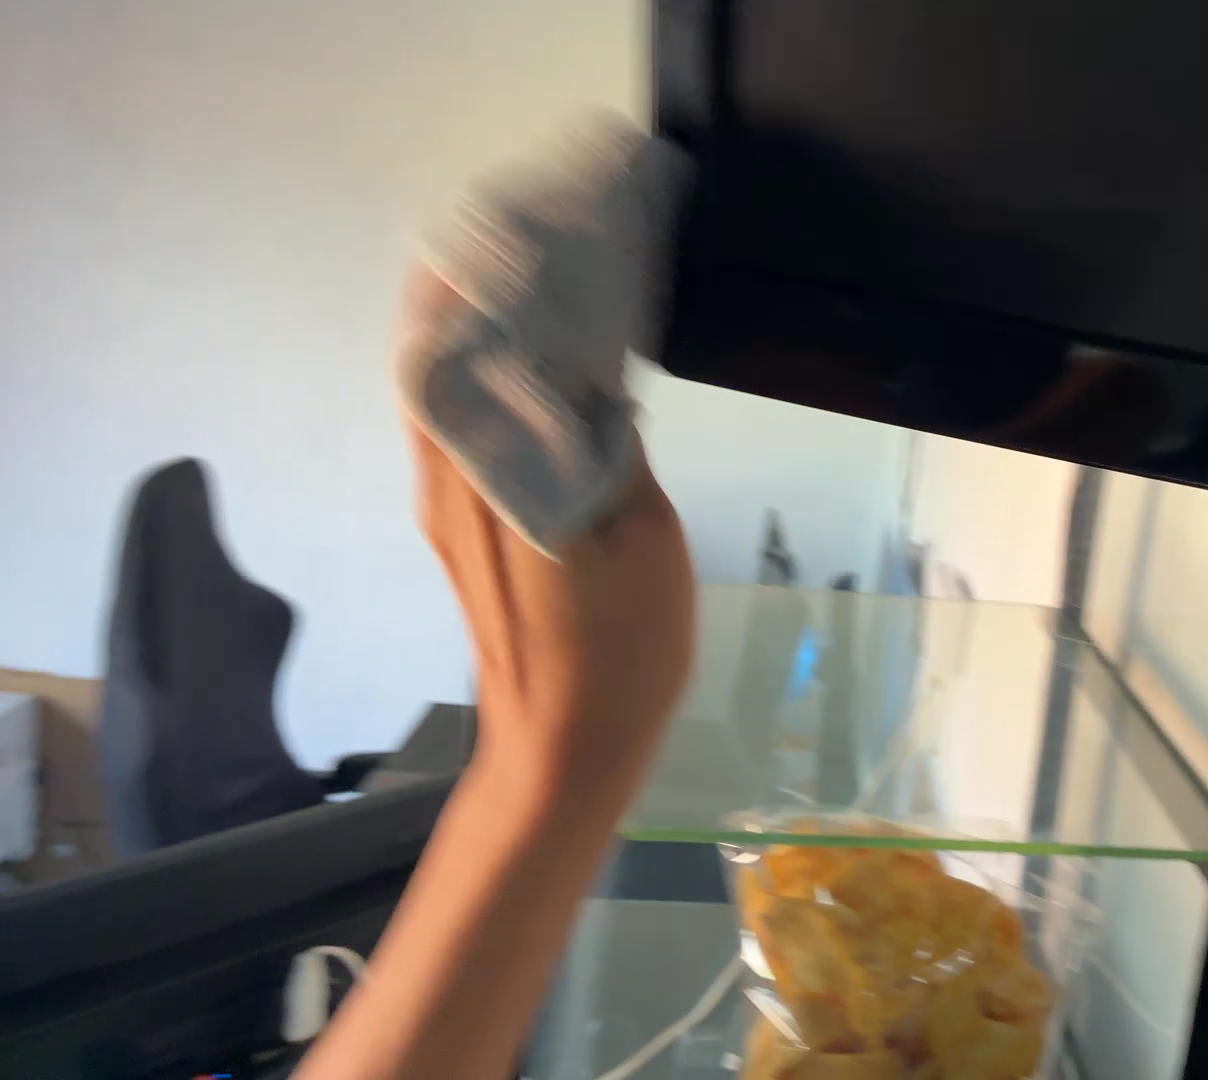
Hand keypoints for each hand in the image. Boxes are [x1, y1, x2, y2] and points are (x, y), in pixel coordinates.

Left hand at [406, 268, 695, 800]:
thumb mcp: (644, 534)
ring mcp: (451, 501)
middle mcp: (451, 473)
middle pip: (443, 351)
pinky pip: (468, 424)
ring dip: (485, 326)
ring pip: (450, 385)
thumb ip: (615, 449)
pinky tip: (543, 370)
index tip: (543, 225)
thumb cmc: (622, 647)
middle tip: (548, 239)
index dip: (498, 273)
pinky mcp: (468, 525)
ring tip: (547, 283)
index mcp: (494, 469)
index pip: (472, 339)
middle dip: (483, 283)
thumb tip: (595, 382)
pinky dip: (495, 377)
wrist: (569, 743)